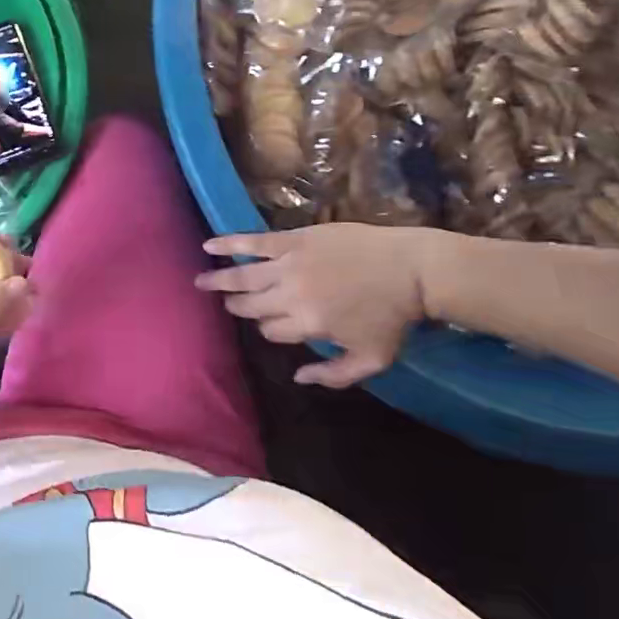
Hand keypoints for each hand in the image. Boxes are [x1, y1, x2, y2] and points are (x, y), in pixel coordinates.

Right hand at [194, 224, 438, 386]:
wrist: (417, 269)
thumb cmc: (396, 316)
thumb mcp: (374, 358)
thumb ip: (336, 375)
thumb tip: (297, 377)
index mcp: (307, 324)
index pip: (270, 331)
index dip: (268, 329)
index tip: (273, 325)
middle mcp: (290, 296)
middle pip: (249, 305)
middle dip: (238, 307)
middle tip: (233, 304)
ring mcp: (288, 266)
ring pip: (241, 276)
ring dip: (218, 281)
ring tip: (201, 282)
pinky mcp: (292, 241)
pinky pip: (251, 242)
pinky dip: (227, 244)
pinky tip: (208, 246)